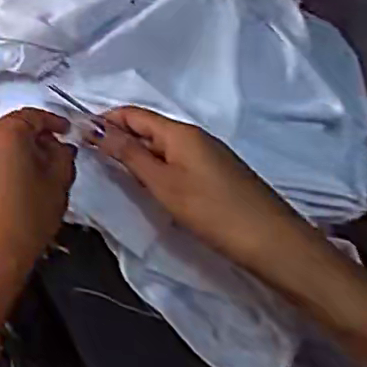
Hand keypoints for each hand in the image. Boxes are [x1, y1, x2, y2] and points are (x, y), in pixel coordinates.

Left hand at [0, 108, 76, 272]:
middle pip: (18, 123)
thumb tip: (60, 144)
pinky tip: (34, 169)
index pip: (32, 115)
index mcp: (7, 131)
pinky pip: (1, 148)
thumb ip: (63, 155)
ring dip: (29, 142)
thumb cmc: (30, 208)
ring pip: (9, 135)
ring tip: (52, 160)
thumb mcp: (58, 180)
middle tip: (63, 146)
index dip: (54, 120)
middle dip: (41, 131)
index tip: (70, 129)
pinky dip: (17, 151)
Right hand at [91, 106, 321, 277]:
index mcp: (179, 131)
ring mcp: (212, 157)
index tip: (80, 138)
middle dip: (120, 139)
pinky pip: (178, 161)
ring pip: (162, 146)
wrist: (286, 253)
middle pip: (146, 128)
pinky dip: (159, 169)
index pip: (130, 113)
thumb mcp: (162, 183)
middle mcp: (196, 137)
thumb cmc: (216, 213)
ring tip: (122, 177)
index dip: (103, 121)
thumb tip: (93, 126)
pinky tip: (155, 189)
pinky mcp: (222, 177)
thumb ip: (125, 153)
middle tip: (96, 161)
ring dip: (139, 156)